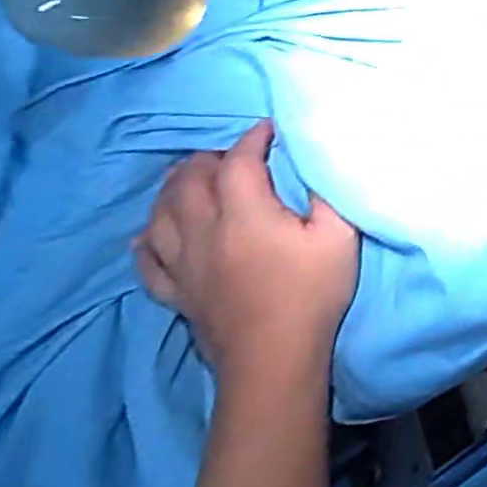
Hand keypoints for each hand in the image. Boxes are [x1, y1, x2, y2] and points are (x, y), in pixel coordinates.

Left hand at [135, 121, 359, 381]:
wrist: (274, 358)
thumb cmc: (313, 291)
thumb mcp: (339, 236)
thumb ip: (328, 194)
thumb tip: (322, 161)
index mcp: (245, 215)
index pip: (237, 163)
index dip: (252, 139)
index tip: (271, 128)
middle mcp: (203, 233)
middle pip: (189, 183)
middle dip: (209, 159)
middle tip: (234, 151)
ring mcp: (183, 265)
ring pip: (160, 215)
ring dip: (176, 189)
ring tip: (194, 178)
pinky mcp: (176, 292)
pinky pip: (147, 259)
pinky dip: (149, 238)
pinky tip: (154, 231)